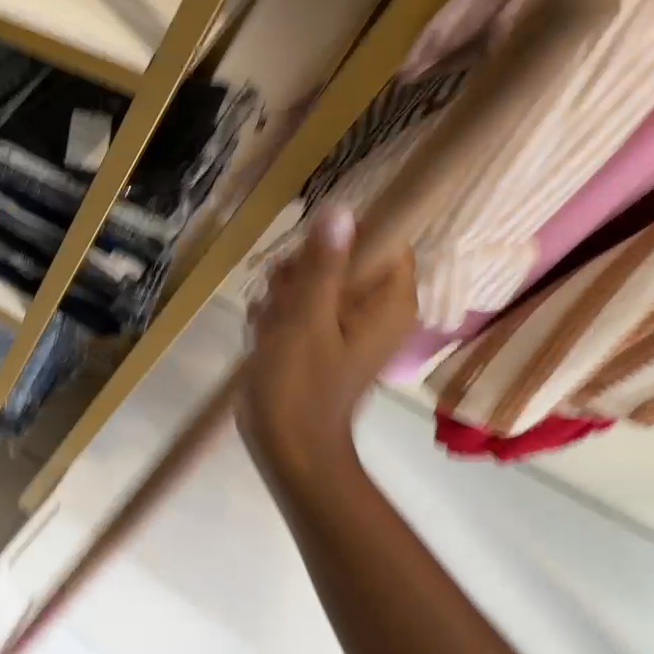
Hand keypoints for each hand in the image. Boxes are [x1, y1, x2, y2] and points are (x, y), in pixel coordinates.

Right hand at [236, 207, 419, 468]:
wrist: (287, 441)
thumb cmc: (299, 381)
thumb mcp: (305, 317)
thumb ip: (321, 265)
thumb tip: (340, 212)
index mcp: (389, 302)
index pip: (381, 242)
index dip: (339, 240)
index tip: (303, 258)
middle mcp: (377, 309)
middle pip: (338, 259)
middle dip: (298, 273)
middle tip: (282, 300)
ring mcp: (348, 326)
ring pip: (310, 282)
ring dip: (280, 295)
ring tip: (269, 323)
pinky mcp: (321, 339)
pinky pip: (298, 306)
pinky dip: (276, 315)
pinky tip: (264, 334)